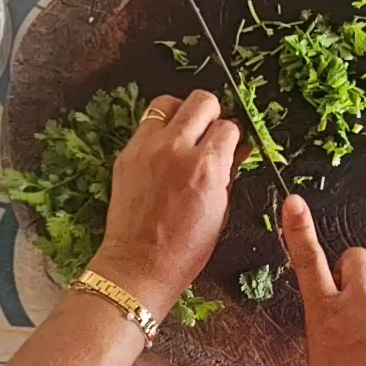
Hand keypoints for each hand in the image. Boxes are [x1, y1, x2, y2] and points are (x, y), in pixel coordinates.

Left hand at [86, 90, 240, 319]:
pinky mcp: (127, 154)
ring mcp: (147, 149)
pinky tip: (165, 151)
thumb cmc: (185, 248)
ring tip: (185, 134)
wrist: (139, 264)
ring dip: (182, 113)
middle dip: (212, 114)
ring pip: (169, 102)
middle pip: (202, 101)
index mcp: (206, 167)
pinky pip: (147, 124)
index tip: (230, 145)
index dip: (232, 136)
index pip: (228, 126)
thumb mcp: (220, 210)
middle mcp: (176, 150)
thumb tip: (239, 148)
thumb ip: (230, 172)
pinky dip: (159, 131)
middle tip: (210, 133)